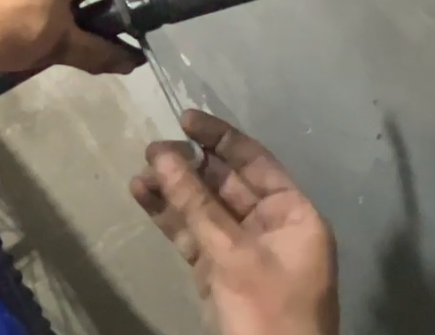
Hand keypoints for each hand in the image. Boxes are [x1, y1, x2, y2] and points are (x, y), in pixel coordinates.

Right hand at [131, 110, 338, 334]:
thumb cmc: (269, 315)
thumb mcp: (233, 255)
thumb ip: (195, 203)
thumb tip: (161, 153)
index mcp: (293, 217)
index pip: (255, 162)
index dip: (220, 138)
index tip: (184, 120)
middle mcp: (270, 226)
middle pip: (224, 182)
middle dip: (188, 165)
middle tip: (151, 151)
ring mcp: (242, 249)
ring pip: (203, 206)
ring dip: (172, 189)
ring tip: (140, 174)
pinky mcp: (218, 271)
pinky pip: (191, 232)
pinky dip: (168, 215)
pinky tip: (141, 195)